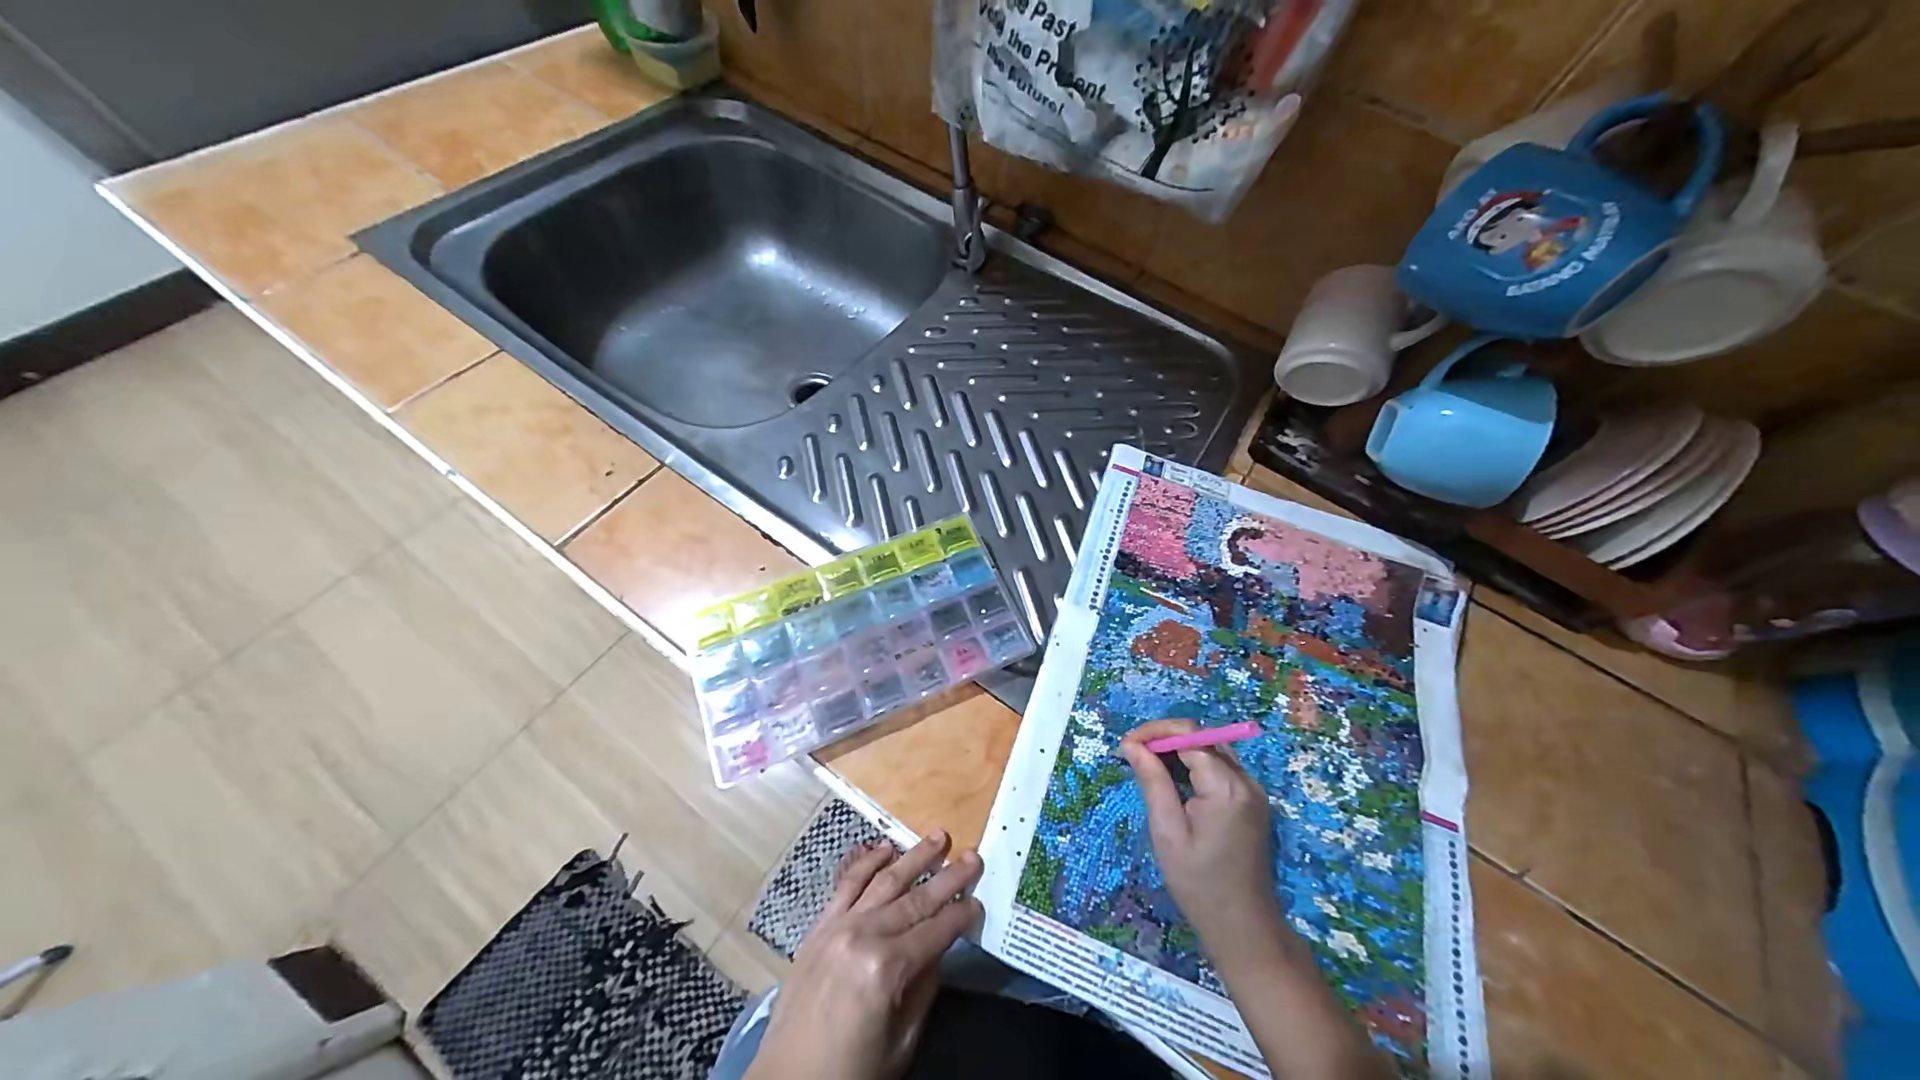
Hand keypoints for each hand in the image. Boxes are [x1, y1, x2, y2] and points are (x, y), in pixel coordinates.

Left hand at [744, 830, 982, 1079]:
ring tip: (938, 837)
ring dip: (914, 857)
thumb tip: (940, 947)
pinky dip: (868, 863)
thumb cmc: (851, 1073)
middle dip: (949, 877)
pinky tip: (886, 849)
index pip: (936, 930)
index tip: (980, 900)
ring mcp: (838, 926)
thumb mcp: (901, 1041)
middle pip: (916, 899)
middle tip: (972, 856)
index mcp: (887, 968)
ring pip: (884, 881)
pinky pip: (847, 885)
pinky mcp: (819, 927)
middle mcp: (863, 936)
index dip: (962, 914)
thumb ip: (924, 986)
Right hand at [1118, 720, 1284, 949]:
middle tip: (1132, 752)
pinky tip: (1171, 779)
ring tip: (1146, 762)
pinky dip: (1194, 763)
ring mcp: (1253, 791)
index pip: (1190, 736)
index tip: (1126, 746)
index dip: (1155, 733)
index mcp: (1226, 787)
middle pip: (1203, 737)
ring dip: (1178, 748)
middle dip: (1165, 737)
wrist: (1243, 926)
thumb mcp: (1167, 831)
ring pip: (1212, 749)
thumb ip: (1152, 781)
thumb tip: (1132, 745)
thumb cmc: (1199, 883)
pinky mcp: (1252, 802)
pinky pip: (1220, 767)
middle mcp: (1246, 781)